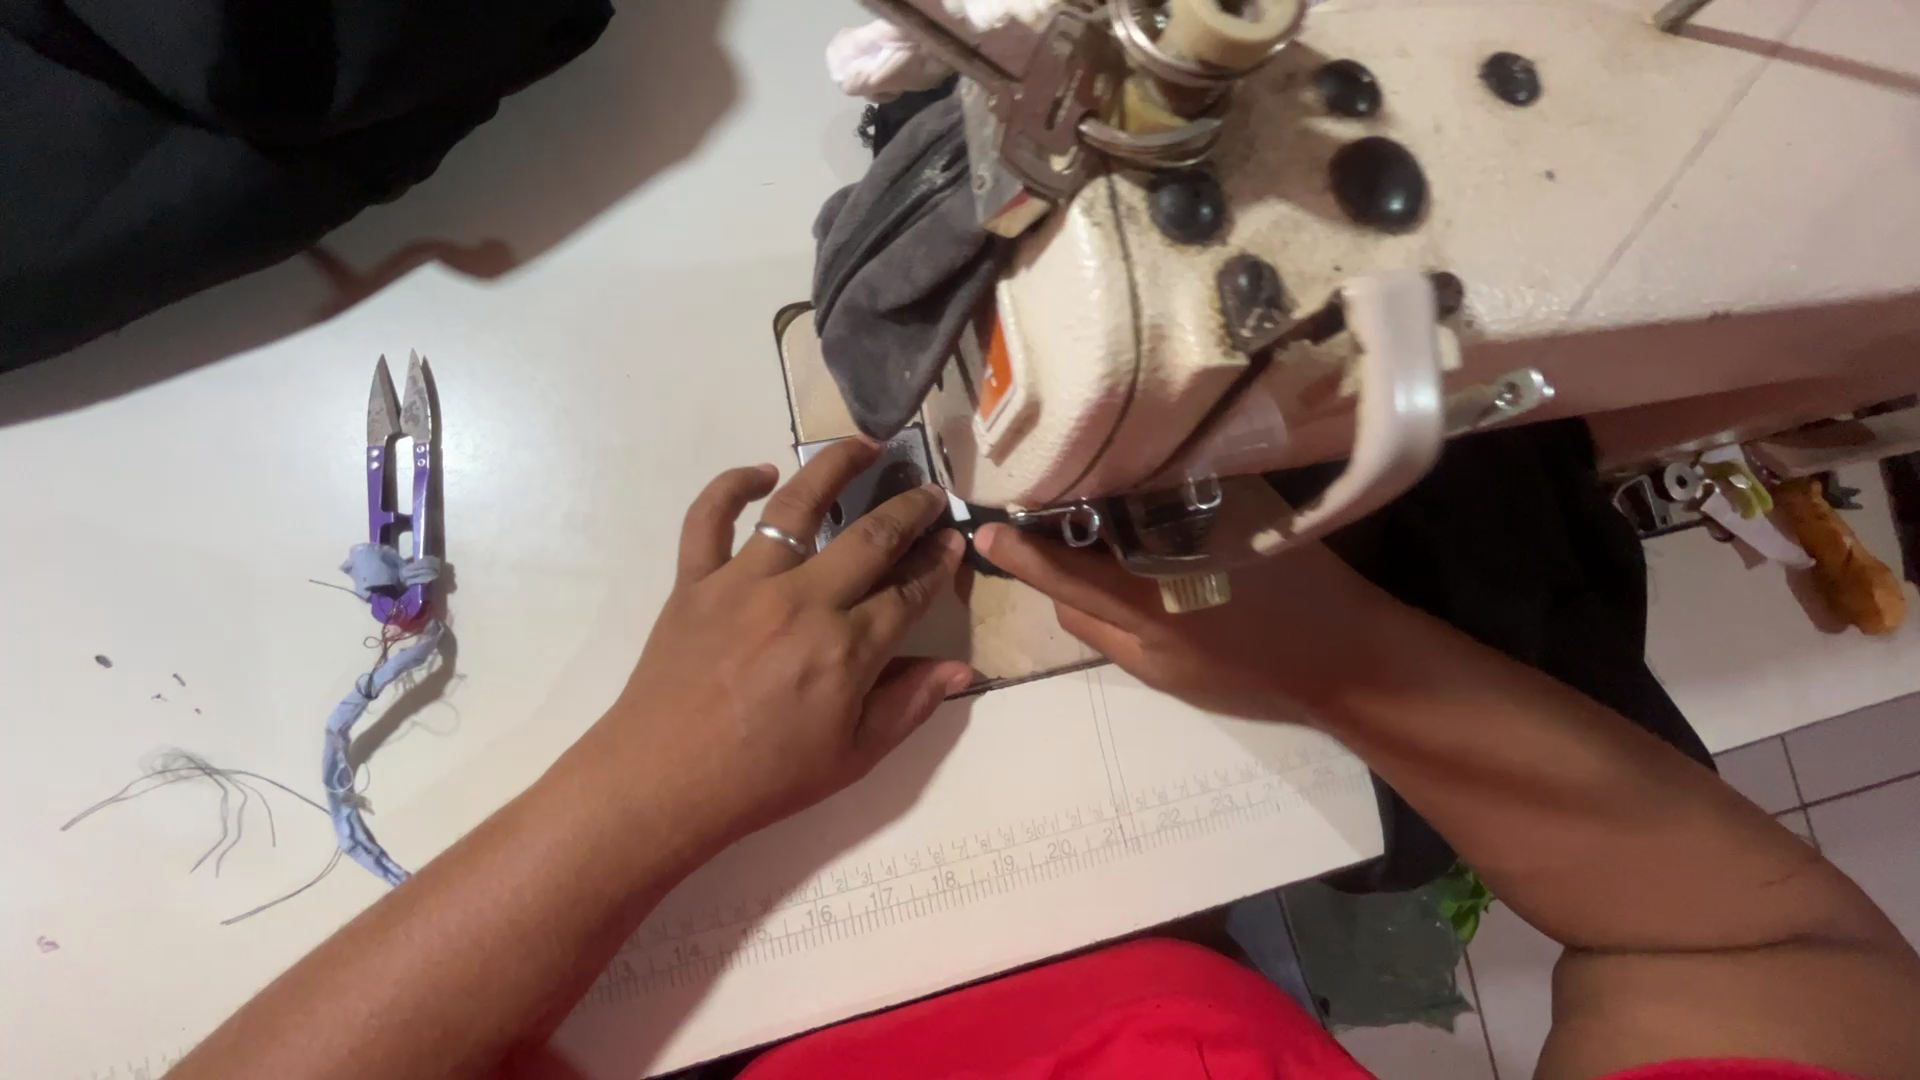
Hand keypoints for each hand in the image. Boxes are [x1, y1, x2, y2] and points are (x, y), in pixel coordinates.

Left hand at [586, 442, 974, 849]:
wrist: (663, 783)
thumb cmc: (766, 777)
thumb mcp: (853, 757)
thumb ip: (910, 706)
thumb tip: (962, 669)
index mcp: (847, 649)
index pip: (910, 592)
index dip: (939, 564)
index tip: (954, 541)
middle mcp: (803, 602)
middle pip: (871, 537)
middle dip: (911, 510)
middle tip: (931, 493)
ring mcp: (744, 583)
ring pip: (797, 505)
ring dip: (836, 465)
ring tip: (865, 445)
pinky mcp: (695, 580)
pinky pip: (709, 517)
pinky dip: (731, 486)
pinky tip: (760, 473)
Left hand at [974, 522, 1396, 720]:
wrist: (1352, 672)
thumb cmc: (1306, 587)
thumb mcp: (1245, 530)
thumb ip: (1183, 510)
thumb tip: (1139, 483)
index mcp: (1157, 604)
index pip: (1070, 576)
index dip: (1024, 556)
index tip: (986, 535)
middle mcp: (1143, 646)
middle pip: (1070, 610)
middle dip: (1057, 573)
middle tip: (1067, 533)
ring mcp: (1156, 675)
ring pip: (1094, 631)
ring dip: (1090, 597)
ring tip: (1116, 559)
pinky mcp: (1174, 688)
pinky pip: (1124, 647)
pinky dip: (1122, 616)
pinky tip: (1158, 594)